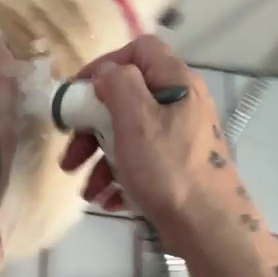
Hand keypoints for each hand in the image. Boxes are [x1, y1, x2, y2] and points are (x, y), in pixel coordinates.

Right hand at [57, 35, 234, 249]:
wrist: (206, 225)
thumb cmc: (169, 169)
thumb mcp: (137, 121)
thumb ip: (118, 86)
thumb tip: (105, 72)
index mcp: (175, 83)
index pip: (139, 51)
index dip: (105, 65)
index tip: (78, 94)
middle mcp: (179, 104)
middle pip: (125, 99)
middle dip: (91, 127)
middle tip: (71, 153)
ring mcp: (177, 137)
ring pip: (126, 135)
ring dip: (99, 161)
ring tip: (86, 189)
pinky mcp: (174, 166)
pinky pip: (137, 162)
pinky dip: (118, 179)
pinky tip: (108, 199)